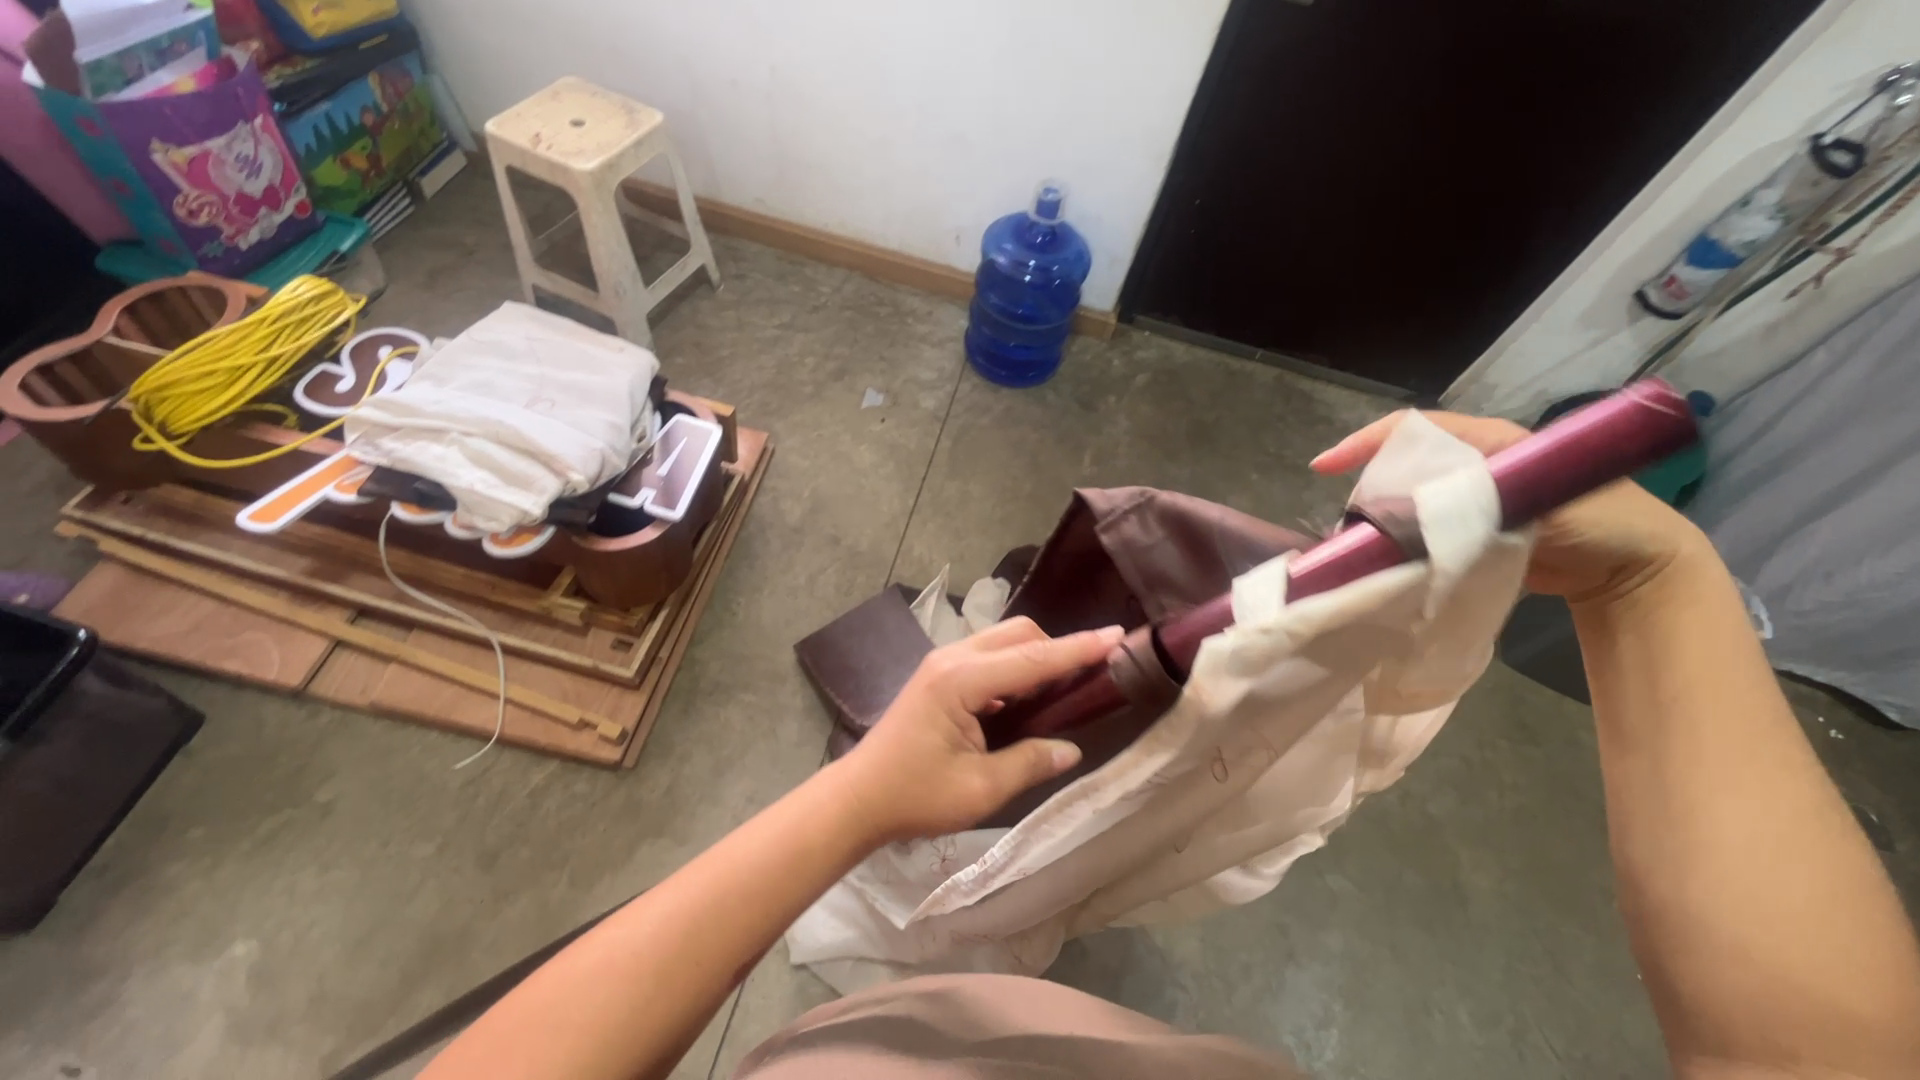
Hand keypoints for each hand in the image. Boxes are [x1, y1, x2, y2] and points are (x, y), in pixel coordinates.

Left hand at [830, 618, 1123, 842]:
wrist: (858, 798)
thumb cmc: (915, 796)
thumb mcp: (980, 789)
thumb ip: (1030, 763)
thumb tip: (1072, 750)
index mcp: (960, 680)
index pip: (1033, 659)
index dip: (1078, 649)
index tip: (1117, 635)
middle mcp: (952, 658)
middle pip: (1019, 633)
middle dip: (1057, 648)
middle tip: (1089, 680)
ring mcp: (942, 663)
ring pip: (1004, 640)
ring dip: (1036, 656)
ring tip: (1064, 690)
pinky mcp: (939, 675)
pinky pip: (989, 656)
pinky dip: (1016, 667)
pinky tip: (1027, 699)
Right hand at [1311, 409, 1713, 606]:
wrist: (1635, 568)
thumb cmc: (1597, 520)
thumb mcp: (1531, 502)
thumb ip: (1471, 502)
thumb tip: (1405, 515)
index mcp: (1489, 441)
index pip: (1415, 428)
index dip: (1366, 442)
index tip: (1324, 466)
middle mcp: (1476, 462)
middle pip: (1406, 463)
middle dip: (1370, 485)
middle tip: (1347, 519)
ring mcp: (1475, 496)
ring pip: (1412, 497)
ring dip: (1384, 516)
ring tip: (1361, 541)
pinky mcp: (1476, 528)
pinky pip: (1428, 527)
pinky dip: (1405, 539)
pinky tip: (1389, 555)